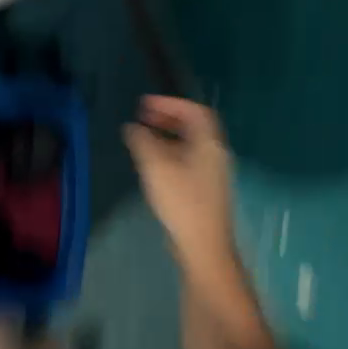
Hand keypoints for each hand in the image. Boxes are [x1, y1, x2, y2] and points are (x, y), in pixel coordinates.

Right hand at [123, 95, 235, 270]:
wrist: (203, 244)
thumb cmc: (181, 202)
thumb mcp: (156, 167)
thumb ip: (142, 142)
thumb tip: (132, 127)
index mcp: (209, 144)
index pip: (195, 111)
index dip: (170, 103)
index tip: (144, 104)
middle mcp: (215, 154)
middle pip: (195, 126)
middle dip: (168, 117)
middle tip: (142, 117)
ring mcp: (212, 173)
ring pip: (191, 144)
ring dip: (168, 135)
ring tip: (143, 137)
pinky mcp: (205, 189)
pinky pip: (188, 160)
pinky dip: (170, 152)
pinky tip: (153, 164)